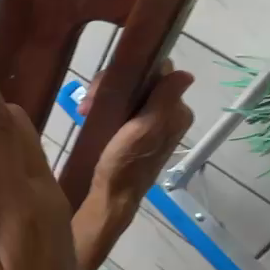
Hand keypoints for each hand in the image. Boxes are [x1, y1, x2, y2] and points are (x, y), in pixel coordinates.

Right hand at [67, 66, 196, 269]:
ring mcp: (151, 122)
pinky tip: (89, 114)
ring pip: (128, 90)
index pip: (157, 72)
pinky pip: (121, 103)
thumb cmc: (124, 164)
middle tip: (87, 102)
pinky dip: (104, 104)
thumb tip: (186, 74)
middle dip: (111, 85)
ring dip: (103, 95)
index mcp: (175, 112)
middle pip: (140, 79)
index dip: (129, 72)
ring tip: (84, 110)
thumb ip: (164, 103)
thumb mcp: (143, 131)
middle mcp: (168, 114)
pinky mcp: (135, 129)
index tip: (101, 88)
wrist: (110, 197)